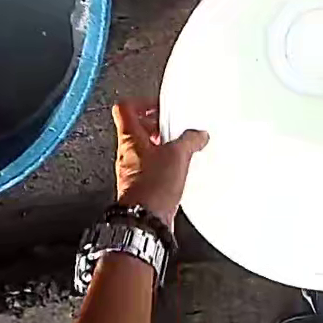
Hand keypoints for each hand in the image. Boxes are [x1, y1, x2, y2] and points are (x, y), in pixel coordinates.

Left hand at [113, 100, 207, 229]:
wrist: (146, 220)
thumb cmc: (151, 188)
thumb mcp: (178, 155)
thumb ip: (190, 140)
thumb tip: (197, 135)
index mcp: (129, 138)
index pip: (124, 108)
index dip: (141, 103)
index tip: (158, 107)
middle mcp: (127, 153)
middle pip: (136, 129)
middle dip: (156, 127)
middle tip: (172, 129)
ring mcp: (132, 170)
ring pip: (145, 150)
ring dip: (161, 147)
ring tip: (179, 150)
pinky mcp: (141, 186)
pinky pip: (151, 169)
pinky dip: (164, 166)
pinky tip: (178, 171)